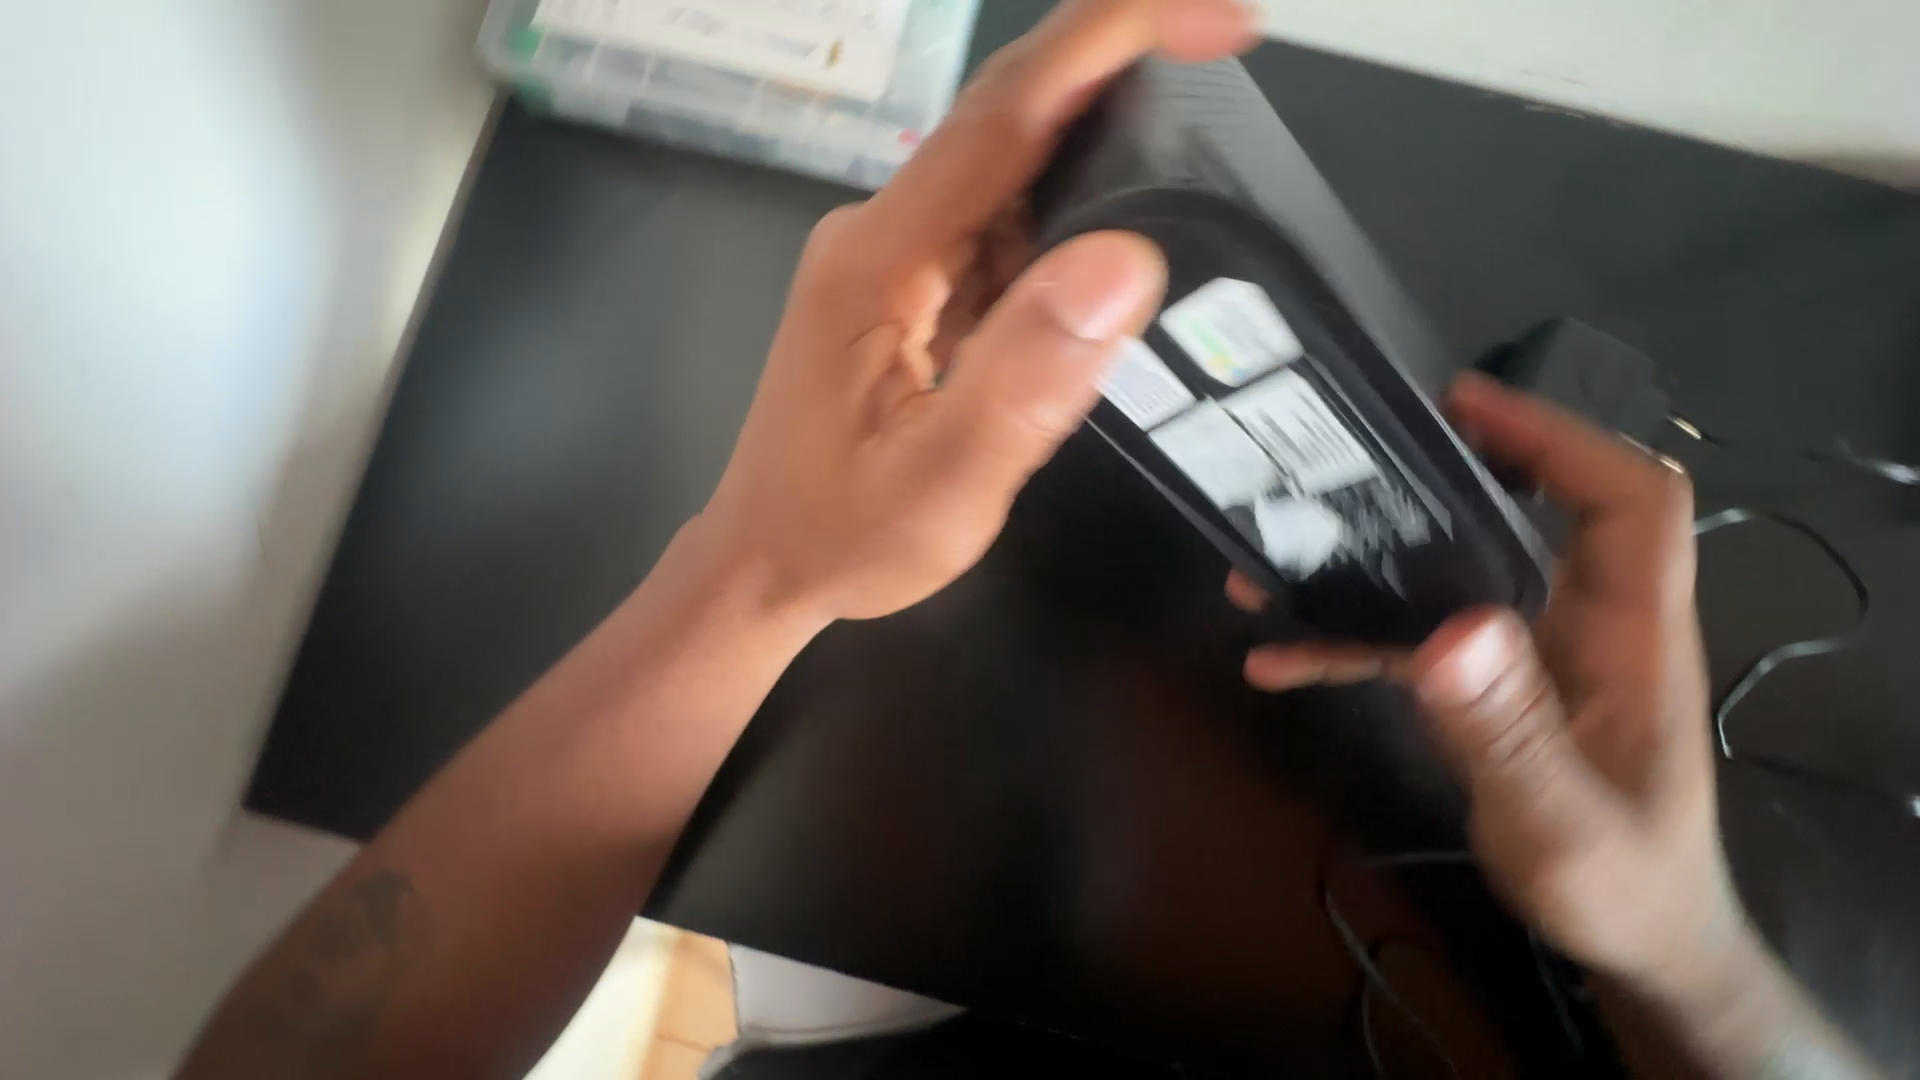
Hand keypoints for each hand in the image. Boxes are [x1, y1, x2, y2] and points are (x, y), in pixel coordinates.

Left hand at [697, 0, 1256, 624]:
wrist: (766, 563)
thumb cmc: (844, 537)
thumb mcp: (942, 480)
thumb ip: (1024, 379)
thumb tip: (1126, 262)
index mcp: (882, 261)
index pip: (1005, 116)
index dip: (1111, 39)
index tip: (1221, 19)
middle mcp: (879, 239)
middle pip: (1005, 126)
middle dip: (1116, 83)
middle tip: (1225, 82)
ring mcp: (887, 265)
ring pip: (1001, 180)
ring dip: (1091, 162)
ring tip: (1183, 172)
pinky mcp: (898, 297)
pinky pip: (988, 238)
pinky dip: (1052, 230)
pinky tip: (1094, 261)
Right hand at [1235, 373, 1740, 987]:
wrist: (1625, 937)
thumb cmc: (1621, 882)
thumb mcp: (1561, 820)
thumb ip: (1507, 730)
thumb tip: (1450, 630)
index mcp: (1626, 635)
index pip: (1626, 504)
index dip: (1559, 439)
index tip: (1464, 407)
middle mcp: (1571, 623)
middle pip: (1516, 516)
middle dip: (1435, 478)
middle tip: (1347, 463)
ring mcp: (1518, 653)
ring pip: (1439, 577)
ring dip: (1355, 570)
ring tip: (1266, 571)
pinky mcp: (1476, 684)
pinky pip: (1402, 641)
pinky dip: (1340, 643)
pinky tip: (1276, 662)